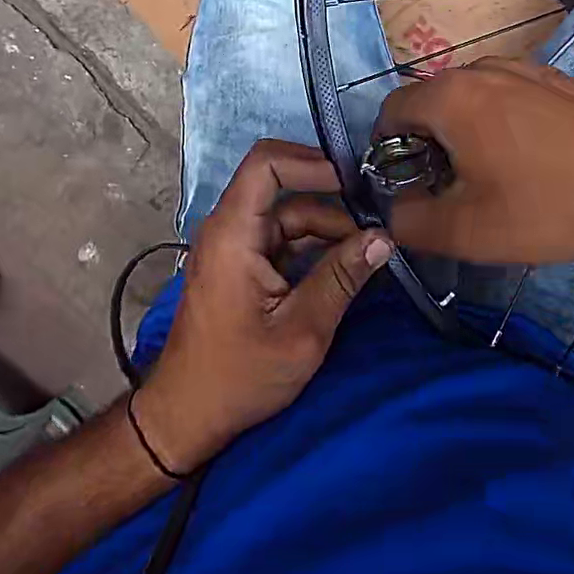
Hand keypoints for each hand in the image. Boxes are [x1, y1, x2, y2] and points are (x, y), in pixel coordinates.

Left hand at [135, 139, 391, 472]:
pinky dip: (313, 246)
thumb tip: (383, 238)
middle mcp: (229, 227)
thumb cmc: (240, 375)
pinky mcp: (242, 263)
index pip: (265, 164)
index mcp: (233, 232)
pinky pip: (281, 238)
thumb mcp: (302, 330)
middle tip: (377, 221)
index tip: (355, 183)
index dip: (310, 162)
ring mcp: (234, 245)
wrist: (190, 411)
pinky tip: (346, 264)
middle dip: (330, 200)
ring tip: (371, 251)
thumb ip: (341, 278)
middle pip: (281, 188)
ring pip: (286, 214)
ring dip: (327, 227)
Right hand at [373, 57, 573, 265]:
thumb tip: (393, 210)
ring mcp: (522, 68)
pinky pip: (504, 98)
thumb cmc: (552, 205)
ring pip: (466, 102)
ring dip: (462, 136)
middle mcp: (478, 69)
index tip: (410, 186)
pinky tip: (532, 162)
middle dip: (426, 146)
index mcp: (448, 96)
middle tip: (452, 190)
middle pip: (427, 105)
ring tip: (494, 178)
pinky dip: (499, 126)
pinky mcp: (555, 80)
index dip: (386, 152)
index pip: (388, 112)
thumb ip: (407, 222)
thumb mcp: (466, 232)